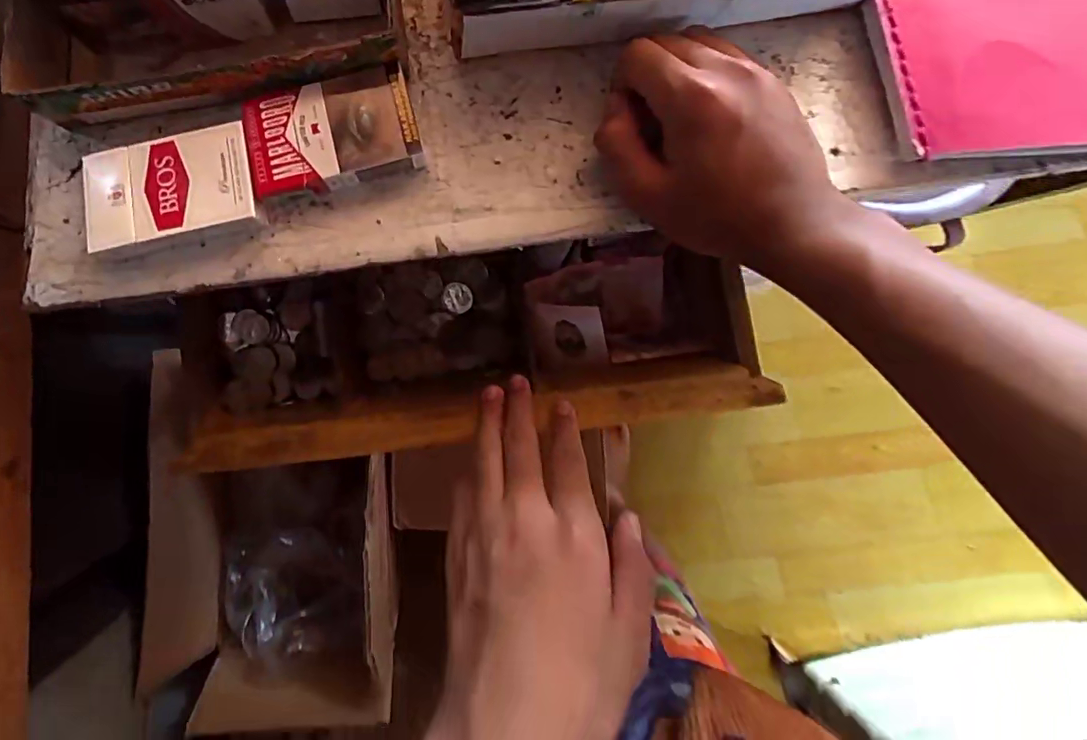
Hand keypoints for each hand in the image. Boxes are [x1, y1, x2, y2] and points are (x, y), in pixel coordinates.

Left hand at [428, 378, 654, 739]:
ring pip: (485, 459)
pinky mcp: (456, 545)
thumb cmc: (582, 683)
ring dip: (487, 423)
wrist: (506, 716)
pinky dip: (469, 465)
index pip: (568, 464)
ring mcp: (485, 527)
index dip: (564, 429)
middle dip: (520, 410)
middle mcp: (528, 518)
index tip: (561, 404)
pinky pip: (462, 490)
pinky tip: (470, 458)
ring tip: (488, 395)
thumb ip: (629, 566)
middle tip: (515, 381)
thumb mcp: (628, 633)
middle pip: (522, 448)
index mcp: (577, 536)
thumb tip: (627, 515)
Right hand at [594, 30, 869, 275]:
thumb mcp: (644, 193)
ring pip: (695, 40)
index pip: (637, 54)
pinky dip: (704, 69)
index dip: (622, 84)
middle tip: (653, 119)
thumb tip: (618, 107)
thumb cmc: (715, 216)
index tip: (633, 121)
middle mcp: (725, 70)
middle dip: (646, 73)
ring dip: (675, 66)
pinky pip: (724, 52)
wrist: (795, 226)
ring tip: (681, 111)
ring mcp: (754, 71)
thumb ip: (615, 143)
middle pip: (664, 41)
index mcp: (691, 97)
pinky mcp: (772, 79)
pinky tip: (710, 111)